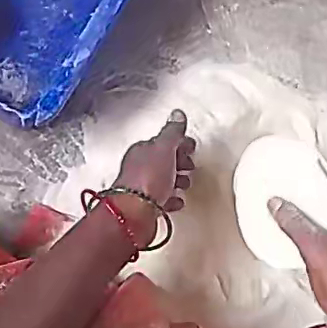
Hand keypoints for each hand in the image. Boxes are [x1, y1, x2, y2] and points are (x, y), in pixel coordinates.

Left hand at [108, 110, 196, 242]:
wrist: (135, 213)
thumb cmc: (147, 179)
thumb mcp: (164, 149)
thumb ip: (172, 132)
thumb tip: (177, 114)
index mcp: (142, 151)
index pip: (162, 142)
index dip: (178, 143)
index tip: (190, 146)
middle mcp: (139, 168)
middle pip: (162, 161)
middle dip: (178, 162)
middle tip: (190, 164)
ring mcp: (141, 189)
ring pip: (162, 181)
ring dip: (176, 180)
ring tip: (185, 184)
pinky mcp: (146, 208)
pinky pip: (162, 200)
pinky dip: (172, 199)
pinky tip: (177, 200)